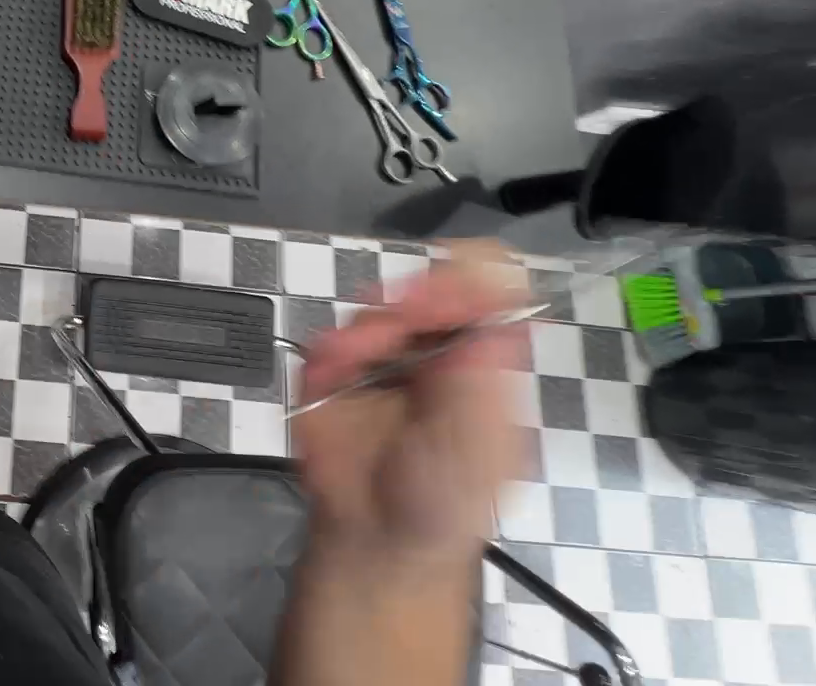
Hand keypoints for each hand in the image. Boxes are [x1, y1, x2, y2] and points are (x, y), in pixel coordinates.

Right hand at [293, 245, 527, 565]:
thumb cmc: (445, 498)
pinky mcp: (332, 373)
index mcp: (480, 362)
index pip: (485, 296)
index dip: (466, 282)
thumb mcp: (481, 441)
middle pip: (424, 290)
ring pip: (370, 310)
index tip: (443, 300)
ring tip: (353, 360)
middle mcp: (431, 351)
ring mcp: (379, 360)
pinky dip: (326, 353)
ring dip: (363, 330)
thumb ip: (483, 372)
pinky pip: (324, 341)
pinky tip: (330, 374)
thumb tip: (491, 306)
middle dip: (409, 300)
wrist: (373, 533)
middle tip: (397, 317)